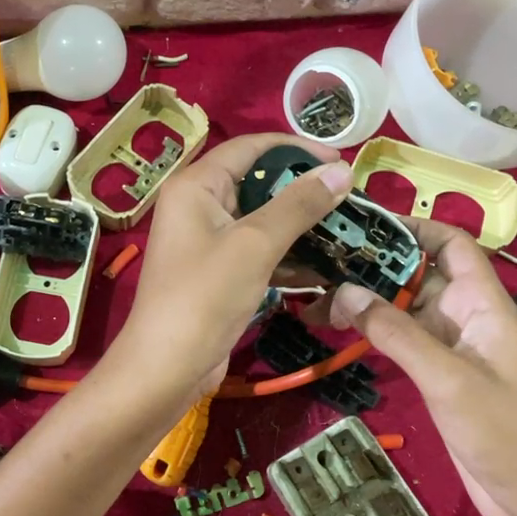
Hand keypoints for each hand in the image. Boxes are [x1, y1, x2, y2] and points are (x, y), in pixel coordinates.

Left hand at [114, 134, 351, 401]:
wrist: (166, 367)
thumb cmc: (205, 297)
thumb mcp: (255, 245)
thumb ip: (299, 205)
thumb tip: (341, 171)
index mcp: (196, 185)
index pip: (251, 147)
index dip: (297, 149)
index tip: (343, 162)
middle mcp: (198, 204)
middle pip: (258, 180)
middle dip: (302, 188)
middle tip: (349, 199)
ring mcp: (207, 239)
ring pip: (261, 217)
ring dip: (299, 223)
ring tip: (346, 230)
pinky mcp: (218, 270)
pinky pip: (257, 248)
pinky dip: (287, 252)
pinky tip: (323, 264)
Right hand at [326, 219, 516, 515]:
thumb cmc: (511, 436)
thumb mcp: (450, 379)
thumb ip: (396, 333)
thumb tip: (342, 291)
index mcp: (482, 304)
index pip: (450, 244)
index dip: (411, 226)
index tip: (359, 222)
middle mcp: (463, 317)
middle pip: (415, 273)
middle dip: (371, 263)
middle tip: (316, 257)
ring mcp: (448, 348)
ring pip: (400, 308)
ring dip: (362, 299)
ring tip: (311, 293)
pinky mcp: (435, 378)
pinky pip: (396, 341)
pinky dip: (366, 331)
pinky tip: (332, 329)